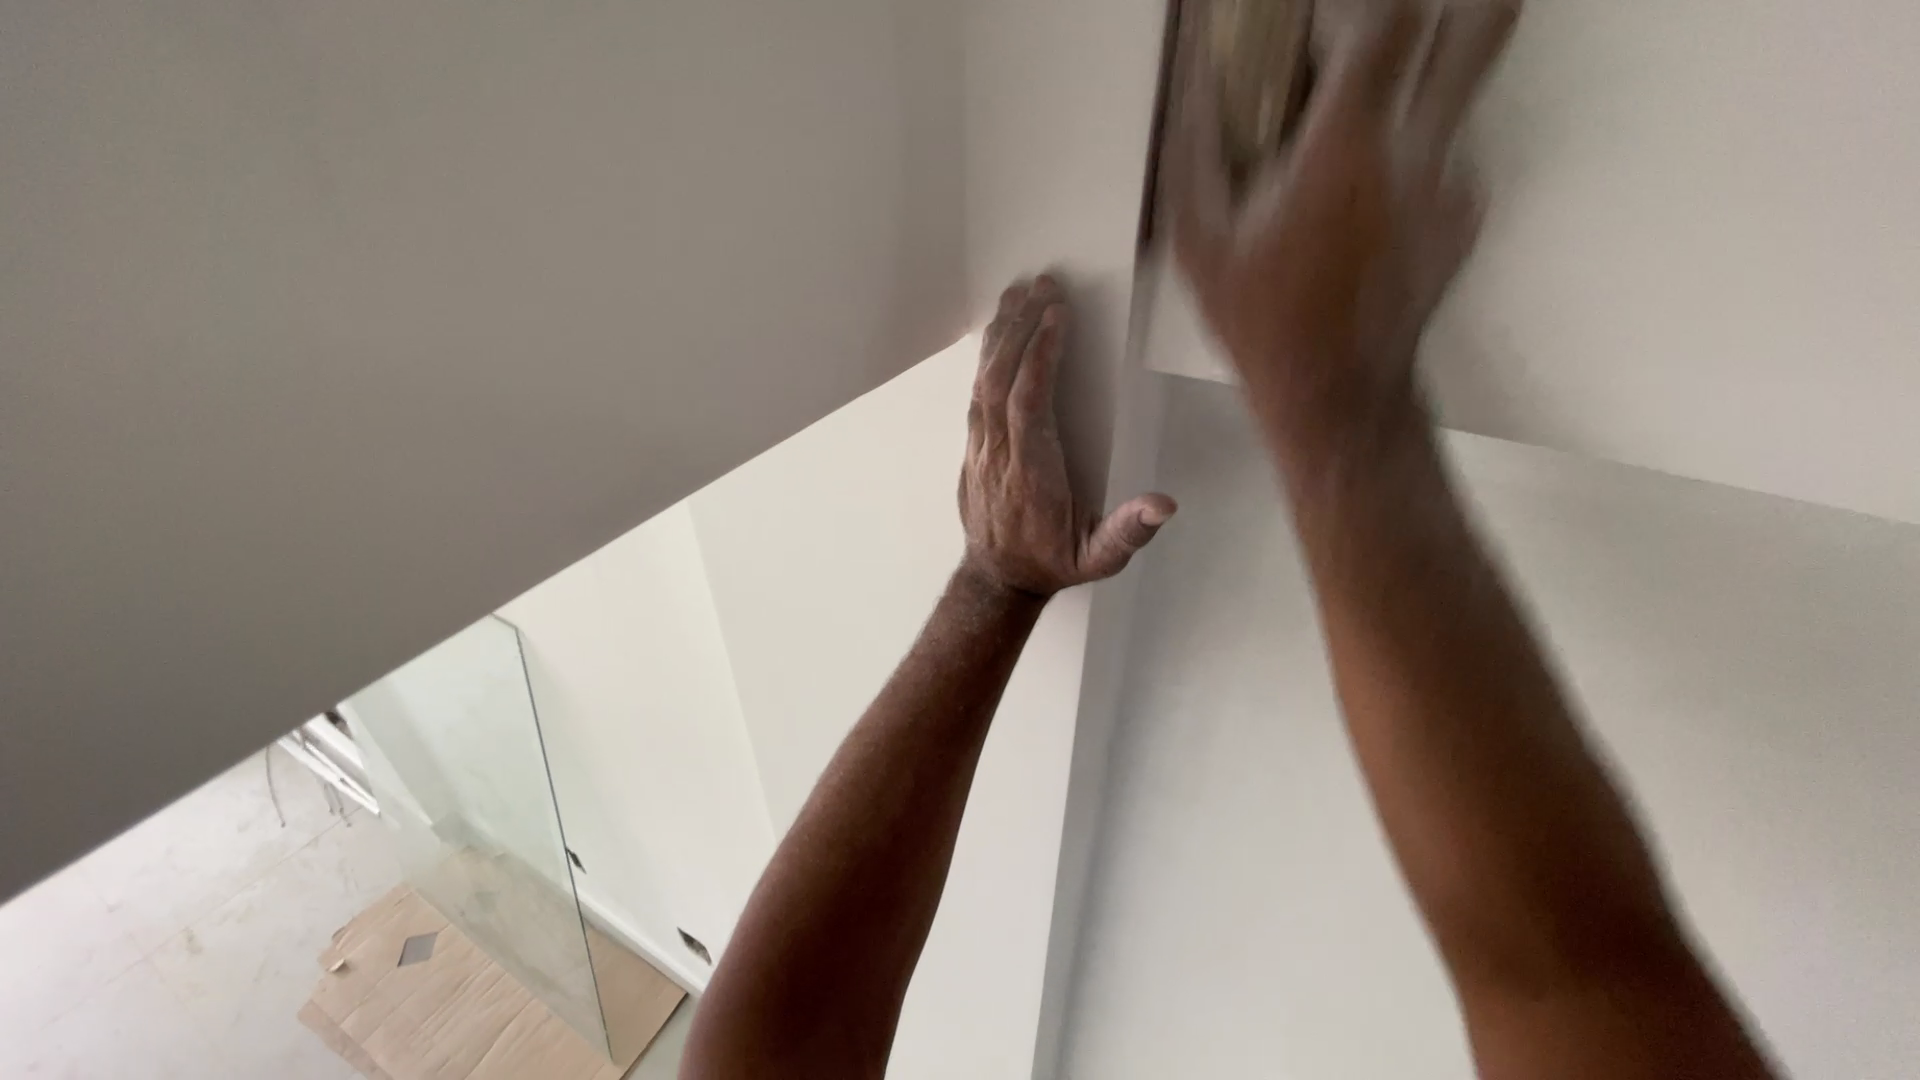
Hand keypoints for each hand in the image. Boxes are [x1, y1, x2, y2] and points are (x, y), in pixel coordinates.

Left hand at [959, 275, 1177, 598]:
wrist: (997, 580)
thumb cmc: (1052, 562)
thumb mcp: (1096, 558)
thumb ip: (1127, 532)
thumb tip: (1162, 505)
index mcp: (1032, 474)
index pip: (1029, 403)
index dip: (1040, 356)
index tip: (1058, 314)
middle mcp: (999, 455)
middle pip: (1000, 380)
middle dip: (1020, 329)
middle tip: (1040, 285)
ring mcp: (980, 450)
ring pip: (982, 383)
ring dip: (1000, 336)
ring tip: (1017, 294)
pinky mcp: (972, 448)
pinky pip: (975, 395)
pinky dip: (987, 359)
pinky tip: (998, 333)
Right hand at [1172, 0, 1519, 441]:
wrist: (1336, 394)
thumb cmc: (1259, 322)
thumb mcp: (1199, 243)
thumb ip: (1194, 146)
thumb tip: (1192, 70)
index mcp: (1346, 151)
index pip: (1388, 21)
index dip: (1353, 7)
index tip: (1315, 25)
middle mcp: (1419, 152)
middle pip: (1480, 23)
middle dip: (1445, 5)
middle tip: (1380, 37)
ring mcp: (1455, 183)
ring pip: (1463, 88)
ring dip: (1413, 87)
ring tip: (1347, 143)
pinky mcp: (1467, 215)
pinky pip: (1448, 153)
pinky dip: (1409, 158)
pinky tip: (1361, 209)